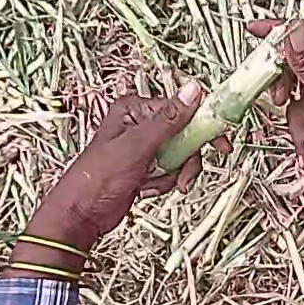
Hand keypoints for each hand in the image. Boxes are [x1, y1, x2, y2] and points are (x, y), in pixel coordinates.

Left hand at [15, 85, 205, 258]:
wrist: (81, 214)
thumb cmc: (98, 177)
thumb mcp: (137, 146)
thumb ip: (168, 119)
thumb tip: (194, 89)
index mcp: (135, 108)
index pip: (182, 108)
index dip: (204, 126)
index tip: (222, 144)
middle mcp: (140, 124)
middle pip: (186, 135)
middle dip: (185, 161)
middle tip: (184, 179)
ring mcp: (144, 147)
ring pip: (181, 156)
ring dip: (172, 175)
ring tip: (150, 185)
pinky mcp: (146, 167)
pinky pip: (171, 172)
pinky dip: (163, 184)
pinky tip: (144, 189)